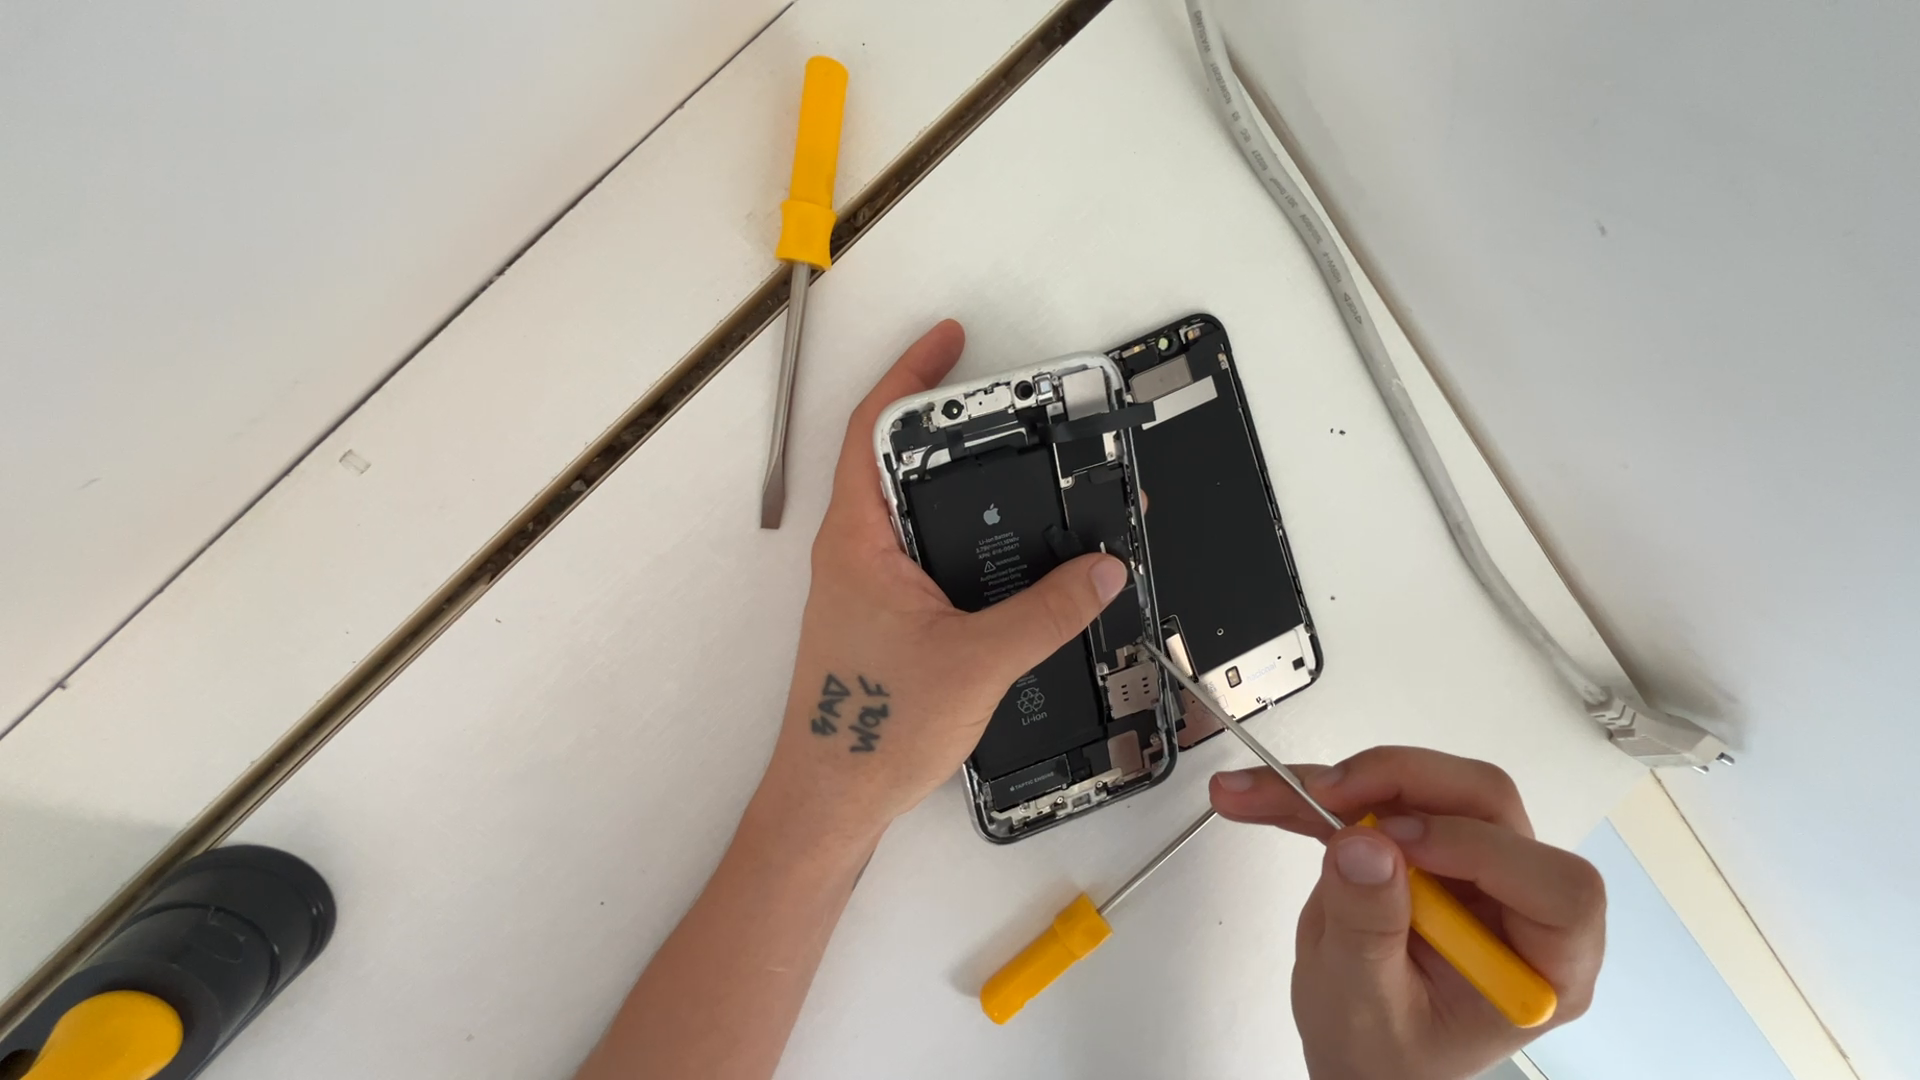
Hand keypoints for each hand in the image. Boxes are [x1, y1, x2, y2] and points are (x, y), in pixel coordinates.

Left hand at [757, 320, 1129, 842]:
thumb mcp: (976, 663)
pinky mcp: (882, 612)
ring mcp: (866, 581)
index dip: (912, 376)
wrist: (832, 800)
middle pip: (895, 458)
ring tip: (1013, 465)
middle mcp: (855, 550)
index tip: (951, 341)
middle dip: (945, 421)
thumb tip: (1105, 571)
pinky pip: (921, 548)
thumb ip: (1047, 613)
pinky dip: (957, 530)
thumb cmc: (878, 729)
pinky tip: (1002, 547)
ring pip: (910, 506)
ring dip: (952, 479)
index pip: (874, 430)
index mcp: (858, 540)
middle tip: (1004, 402)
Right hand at [1210, 747, 1606, 1079]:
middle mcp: (1514, 901)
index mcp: (1538, 962)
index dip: (1479, 847)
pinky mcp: (1410, 844)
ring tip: (1256, 793)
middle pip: (1484, 803)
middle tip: (1320, 793)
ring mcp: (1463, 865)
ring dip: (1337, 781)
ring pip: (1424, 784)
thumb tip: (1363, 842)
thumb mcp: (1365, 1003)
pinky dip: (1304, 794)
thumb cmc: (1375, 1054)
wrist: (1353, 1051)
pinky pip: (1364, 798)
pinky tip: (1251, 798)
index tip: (1391, 841)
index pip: (1556, 887)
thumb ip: (1367, 927)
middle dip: (1397, 782)